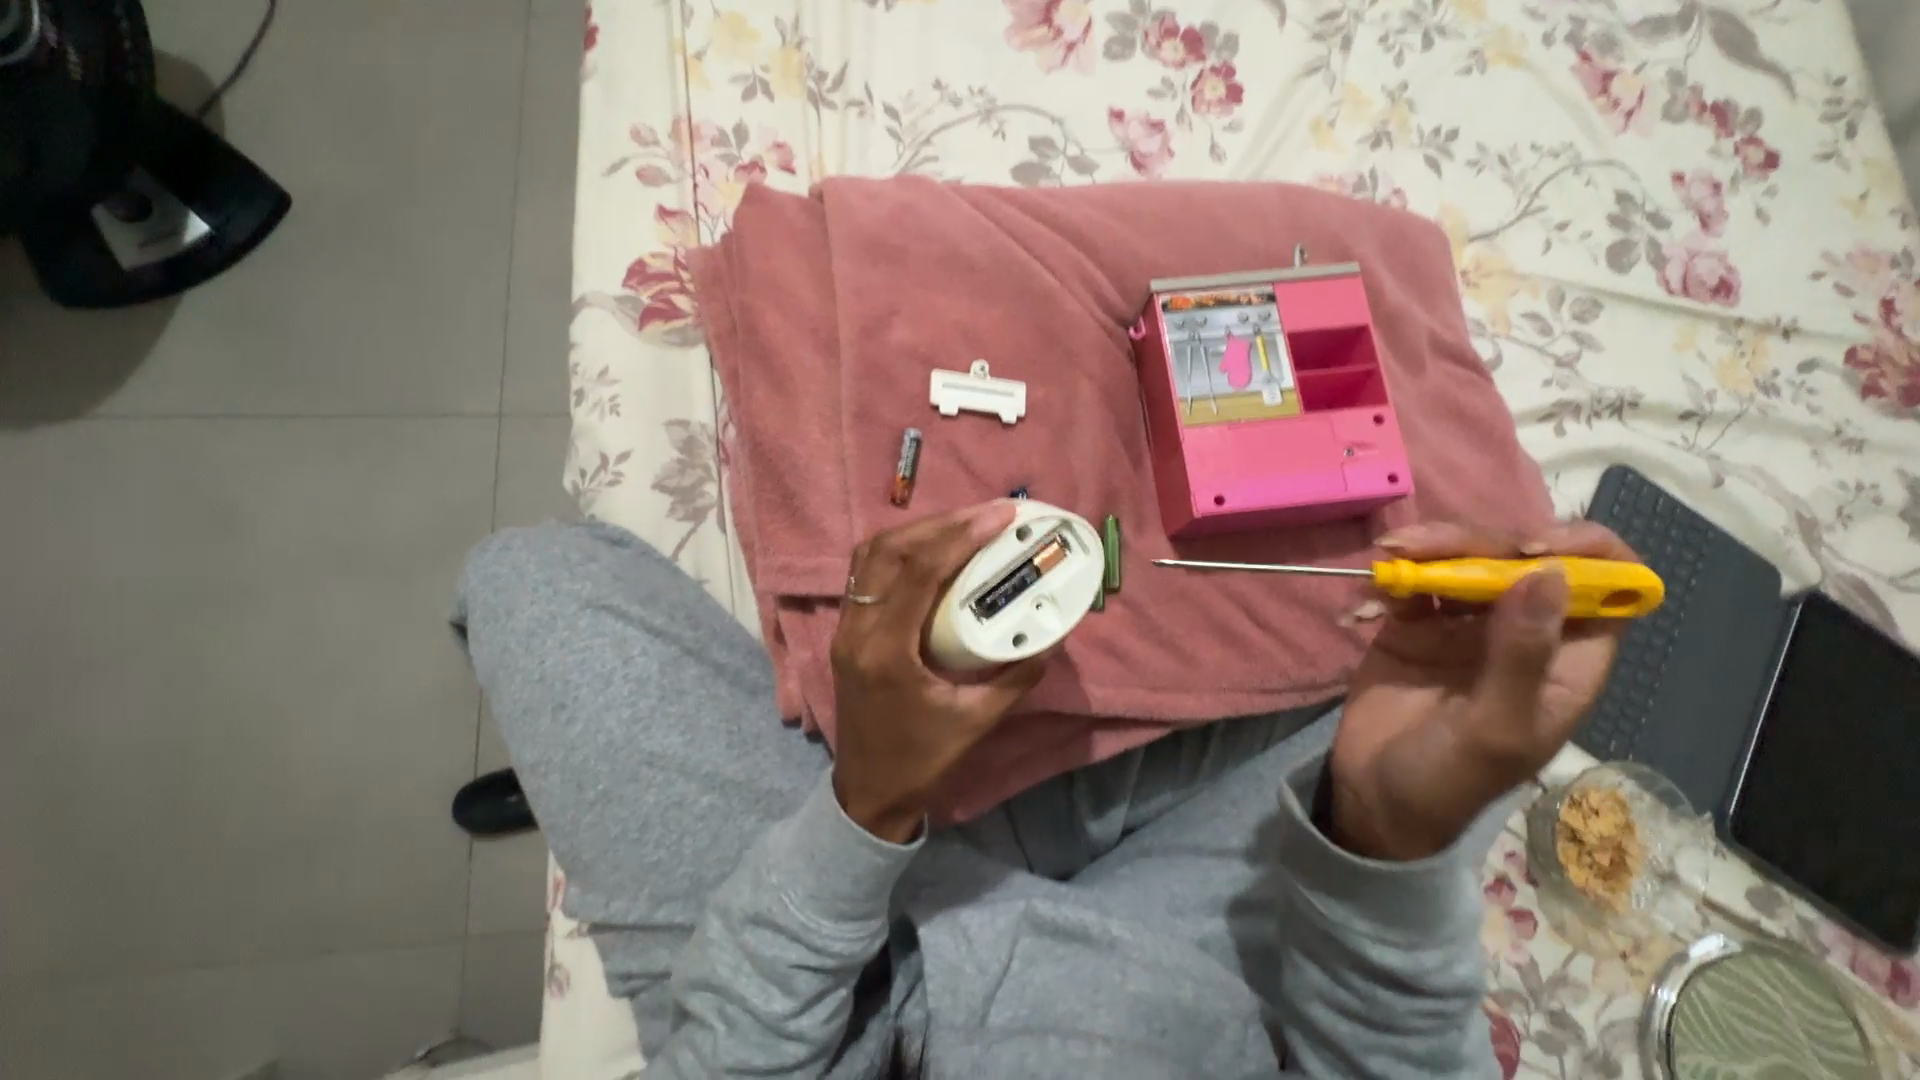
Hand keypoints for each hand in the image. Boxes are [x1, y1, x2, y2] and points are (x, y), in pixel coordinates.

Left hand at [830, 502, 1048, 842]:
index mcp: (884, 653)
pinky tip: (932, 552)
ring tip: (963, 525)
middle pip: (887, 552)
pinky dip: (899, 553)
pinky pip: (866, 576)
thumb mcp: (976, 722)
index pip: (917, 574)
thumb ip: (1014, 677)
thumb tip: (1050, 638)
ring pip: (870, 558)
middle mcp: (856, 632)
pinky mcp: (845, 633)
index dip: (959, 537)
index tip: (999, 517)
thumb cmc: (921, 762)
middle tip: (987, 515)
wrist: (867, 794)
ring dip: (916, 533)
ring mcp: (844, 630)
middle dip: (939, 524)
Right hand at [1328, 521, 1638, 860]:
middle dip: (1477, 542)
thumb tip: (1547, 575)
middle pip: (1519, 559)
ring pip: (1464, 559)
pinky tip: (1364, 602)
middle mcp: (1521, 632)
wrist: (1374, 799)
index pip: (1606, 586)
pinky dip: (1388, 580)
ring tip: (1388, 555)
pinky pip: (1410, 583)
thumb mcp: (1494, 728)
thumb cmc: (1450, 779)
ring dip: (1428, 548)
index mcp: (1566, 660)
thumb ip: (1521, 656)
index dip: (1582, 553)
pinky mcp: (1413, 625)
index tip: (1530, 549)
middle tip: (1423, 546)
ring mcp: (1463, 625)